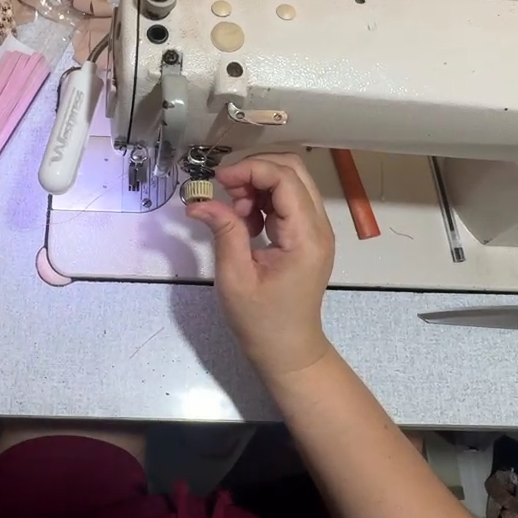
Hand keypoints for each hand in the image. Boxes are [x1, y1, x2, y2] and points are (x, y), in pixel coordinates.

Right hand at [185, 153, 336, 377]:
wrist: (287, 349)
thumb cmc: (261, 320)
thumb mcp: (235, 278)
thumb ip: (224, 232)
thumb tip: (199, 201)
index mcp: (306, 237)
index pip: (284, 178)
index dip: (250, 169)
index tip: (218, 181)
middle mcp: (318, 226)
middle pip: (293, 168)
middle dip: (254, 169)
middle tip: (225, 191)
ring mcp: (316, 228)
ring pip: (290, 179)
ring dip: (258, 183)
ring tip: (234, 211)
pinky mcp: (307, 232)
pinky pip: (287, 197)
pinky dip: (263, 197)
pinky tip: (245, 221)